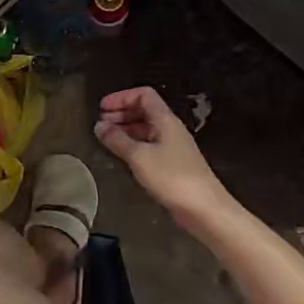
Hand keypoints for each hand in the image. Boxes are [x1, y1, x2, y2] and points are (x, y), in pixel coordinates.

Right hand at [95, 87, 235, 226]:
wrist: (204, 208)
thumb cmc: (172, 177)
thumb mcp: (139, 157)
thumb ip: (117, 139)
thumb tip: (99, 126)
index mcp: (165, 120)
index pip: (143, 95)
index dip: (122, 97)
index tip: (102, 108)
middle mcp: (170, 129)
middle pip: (145, 110)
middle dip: (121, 112)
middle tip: (101, 123)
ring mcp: (173, 147)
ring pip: (147, 128)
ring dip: (126, 129)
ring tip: (107, 138)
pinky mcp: (173, 164)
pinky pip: (150, 145)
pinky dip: (134, 144)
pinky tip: (123, 155)